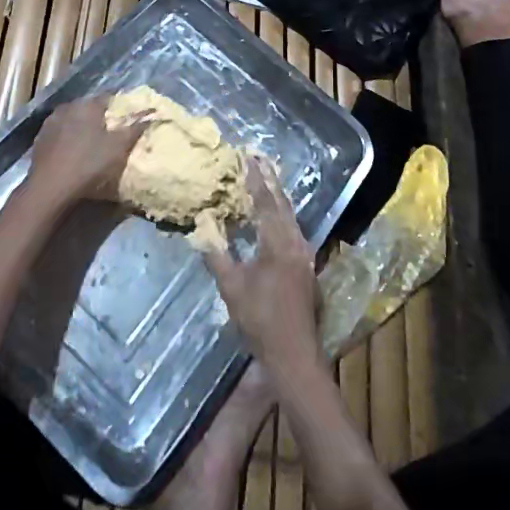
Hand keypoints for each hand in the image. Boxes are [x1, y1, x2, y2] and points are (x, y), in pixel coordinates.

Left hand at [25, 95, 147, 203]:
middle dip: (100, 117)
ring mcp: (51, 121)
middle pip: (89, 107)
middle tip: (112, 132)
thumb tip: (152, 112)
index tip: (128, 118)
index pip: (109, 98)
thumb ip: (135, 127)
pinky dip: (68, 138)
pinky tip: (73, 152)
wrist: (50, 186)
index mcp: (87, 105)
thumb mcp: (119, 147)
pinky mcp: (40, 138)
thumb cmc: (89, 163)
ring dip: (82, 127)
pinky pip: (60, 132)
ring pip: (73, 119)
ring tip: (93, 144)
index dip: (120, 107)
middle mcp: (67, 106)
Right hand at [204, 160, 321, 371]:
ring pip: (290, 217)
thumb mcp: (231, 285)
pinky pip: (293, 230)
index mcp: (278, 243)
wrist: (293, 354)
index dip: (255, 178)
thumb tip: (202, 224)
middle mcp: (296, 243)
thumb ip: (216, 252)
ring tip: (266, 178)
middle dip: (270, 180)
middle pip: (282, 204)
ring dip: (277, 197)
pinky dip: (281, 215)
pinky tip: (274, 216)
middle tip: (259, 157)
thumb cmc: (259, 319)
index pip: (264, 202)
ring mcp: (305, 256)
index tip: (247, 155)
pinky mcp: (306, 267)